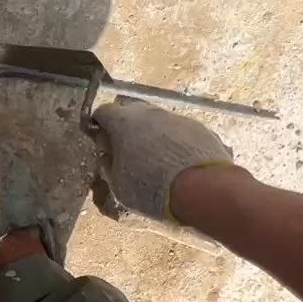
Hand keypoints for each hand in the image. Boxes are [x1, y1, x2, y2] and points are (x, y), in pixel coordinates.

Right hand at [91, 101, 234, 224]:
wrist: (202, 189)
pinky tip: (179, 164)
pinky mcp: (199, 128)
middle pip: (131, 112)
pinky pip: (179, 132)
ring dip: (153, 135)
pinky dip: (175, 143)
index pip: (103, 112)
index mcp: (123, 122)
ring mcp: (176, 118)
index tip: (102, 141)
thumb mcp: (118, 185)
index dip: (100, 125)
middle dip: (127, 128)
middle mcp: (149, 113)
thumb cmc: (150, 188)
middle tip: (128, 151)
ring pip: (157, 121)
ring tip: (158, 161)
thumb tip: (109, 156)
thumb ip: (109, 165)